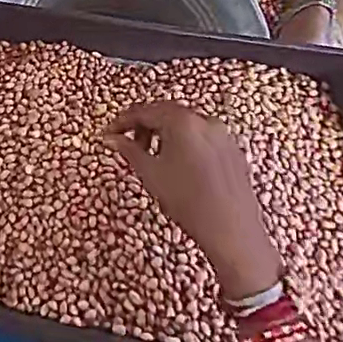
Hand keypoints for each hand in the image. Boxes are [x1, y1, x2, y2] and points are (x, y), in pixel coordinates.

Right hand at [102, 101, 281, 297]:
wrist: (231, 230)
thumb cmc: (189, 201)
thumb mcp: (150, 173)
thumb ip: (128, 150)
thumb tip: (112, 138)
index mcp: (183, 121)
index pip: (145, 111)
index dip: (122, 121)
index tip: (110, 133)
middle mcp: (205, 121)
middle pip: (166, 113)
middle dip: (144, 125)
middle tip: (126, 141)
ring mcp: (222, 136)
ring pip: (186, 125)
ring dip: (164, 134)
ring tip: (151, 156)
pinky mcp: (232, 152)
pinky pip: (203, 138)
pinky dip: (185, 144)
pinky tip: (178, 165)